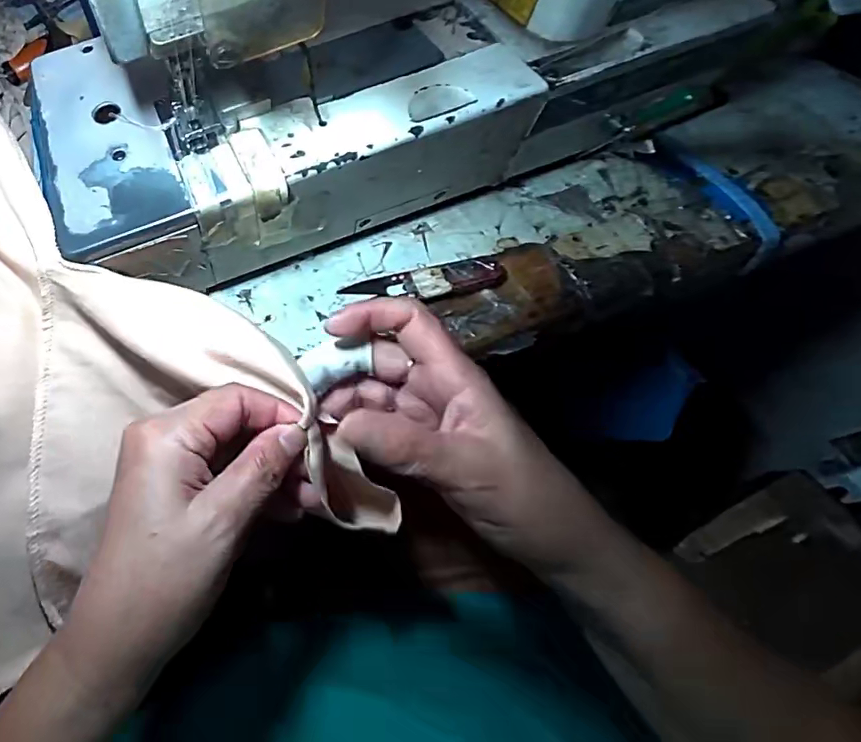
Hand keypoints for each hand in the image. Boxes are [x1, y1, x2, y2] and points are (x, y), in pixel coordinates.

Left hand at [60, 385, 306, 690]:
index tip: (317, 440)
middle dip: (278, 447)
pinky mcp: (172, 483)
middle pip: (234, 421)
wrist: (117, 641)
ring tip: (309, 500)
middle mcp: (162, 433)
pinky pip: (220, 469)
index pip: (234, 398)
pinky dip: (252, 484)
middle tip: (316, 480)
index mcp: (166, 432)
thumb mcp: (222, 521)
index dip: (279, 413)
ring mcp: (165, 459)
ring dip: (271, 470)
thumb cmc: (167, 579)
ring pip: (232, 447)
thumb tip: (297, 429)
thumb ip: (261, 467)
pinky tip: (286, 508)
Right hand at [320, 298, 615, 579]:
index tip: (329, 332)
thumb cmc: (524, 494)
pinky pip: (377, 428)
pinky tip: (331, 445)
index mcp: (453, 375)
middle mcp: (435, 388)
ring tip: (312, 425)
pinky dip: (353, 432)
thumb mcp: (464, 466)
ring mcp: (425, 419)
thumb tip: (340, 422)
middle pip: (380, 359)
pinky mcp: (419, 448)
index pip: (409, 321)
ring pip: (374, 395)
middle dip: (341, 368)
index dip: (369, 315)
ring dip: (342, 404)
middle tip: (304, 396)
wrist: (557, 545)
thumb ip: (402, 444)